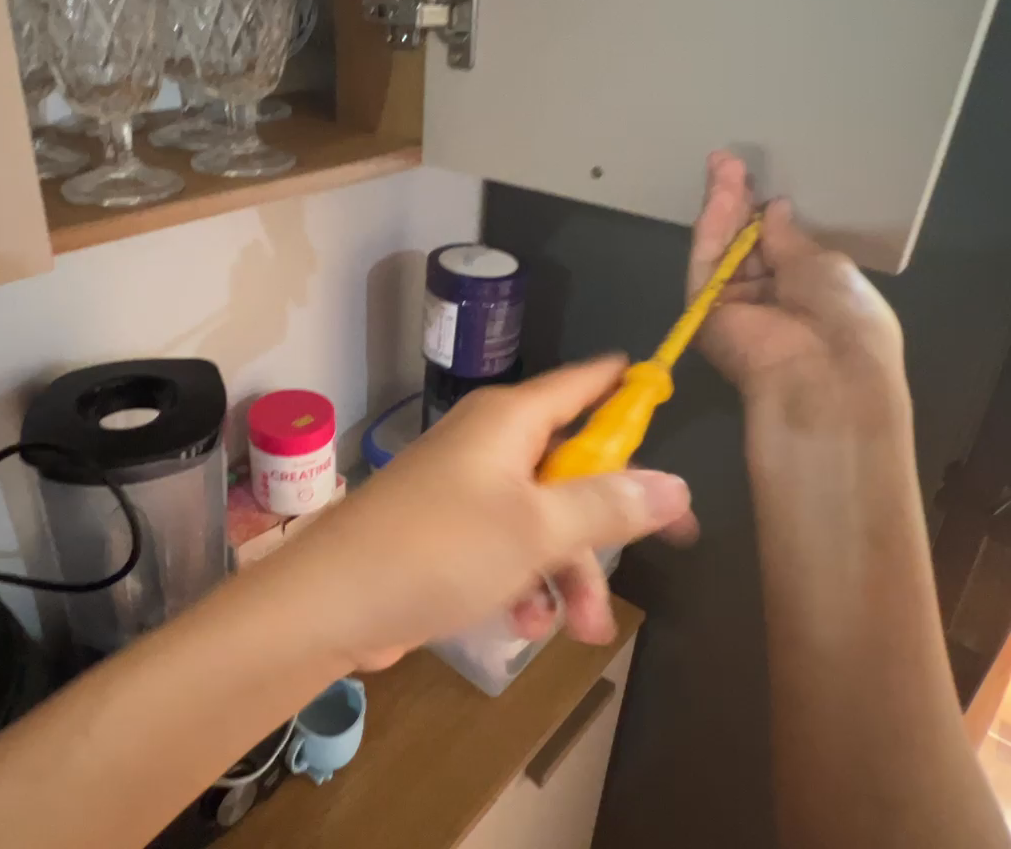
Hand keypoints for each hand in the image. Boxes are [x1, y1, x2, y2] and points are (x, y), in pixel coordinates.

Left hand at [269, 358, 696, 671]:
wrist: (334, 602)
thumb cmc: (441, 547)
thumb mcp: (536, 528)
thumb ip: (607, 505)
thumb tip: (676, 483)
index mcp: (509, 421)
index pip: (579, 384)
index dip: (620, 384)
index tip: (658, 382)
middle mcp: (488, 446)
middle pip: (570, 466)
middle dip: (607, 520)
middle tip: (670, 546)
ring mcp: (465, 491)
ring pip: (542, 519)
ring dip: (567, 572)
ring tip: (579, 629)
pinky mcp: (447, 534)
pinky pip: (506, 549)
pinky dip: (524, 583)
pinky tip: (525, 625)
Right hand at [690, 151, 906, 421]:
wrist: (820, 375)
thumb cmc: (845, 320)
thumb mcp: (827, 267)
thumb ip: (792, 239)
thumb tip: (776, 210)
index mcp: (805, 290)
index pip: (777, 244)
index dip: (767, 212)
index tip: (761, 181)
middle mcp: (765, 297)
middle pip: (742, 242)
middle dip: (738, 201)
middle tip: (730, 161)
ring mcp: (731, 303)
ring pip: (720, 248)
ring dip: (721, 206)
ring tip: (722, 166)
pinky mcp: (702, 309)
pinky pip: (705, 263)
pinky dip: (711, 228)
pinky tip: (718, 195)